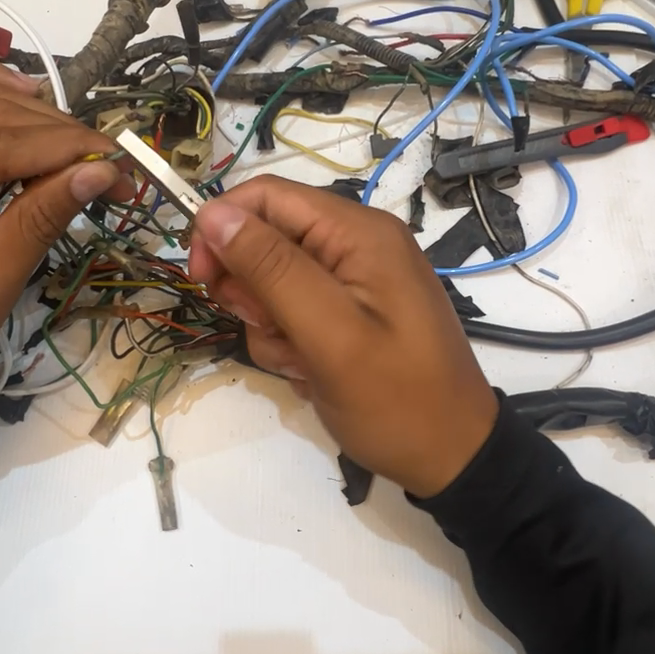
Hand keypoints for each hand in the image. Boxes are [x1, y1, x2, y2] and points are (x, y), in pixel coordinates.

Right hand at [187, 176, 497, 496]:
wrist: (451, 457)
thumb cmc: (396, 399)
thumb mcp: (330, 335)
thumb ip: (272, 269)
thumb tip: (214, 213)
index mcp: (358, 232)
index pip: (267, 196)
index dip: (223, 228)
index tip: (202, 279)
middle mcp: (355, 243)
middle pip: (266, 237)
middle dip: (250, 286)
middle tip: (266, 328)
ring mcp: (353, 279)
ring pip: (271, 280)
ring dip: (268, 322)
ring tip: (300, 360)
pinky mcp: (347, 311)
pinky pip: (291, 310)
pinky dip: (287, 341)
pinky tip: (310, 370)